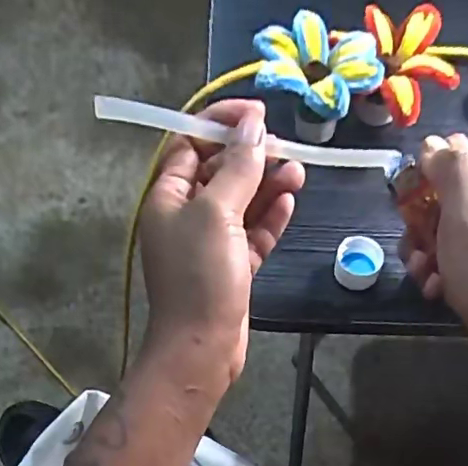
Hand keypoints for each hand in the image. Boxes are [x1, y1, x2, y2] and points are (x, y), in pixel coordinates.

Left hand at [138, 99, 305, 391]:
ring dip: (268, 186)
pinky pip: (252, 234)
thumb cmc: (200, 278)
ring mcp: (211, 245)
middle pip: (220, 171)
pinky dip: (270, 218)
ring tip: (298, 174)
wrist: (201, 348)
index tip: (259, 115)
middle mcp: (186, 216)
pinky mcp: (232, 269)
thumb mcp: (217, 214)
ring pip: (242, 203)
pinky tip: (289, 203)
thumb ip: (237, 168)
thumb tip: (254, 128)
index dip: (222, 124)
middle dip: (252, 156)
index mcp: (168, 197)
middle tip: (286, 149)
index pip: (191, 144)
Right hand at [399, 134, 467, 326]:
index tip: (410, 193)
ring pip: (429, 240)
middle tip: (419, 241)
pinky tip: (436, 290)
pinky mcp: (466, 275)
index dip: (424, 169)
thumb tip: (430, 145)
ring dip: (418, 257)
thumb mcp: (465, 200)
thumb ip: (449, 166)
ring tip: (426, 273)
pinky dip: (430, 279)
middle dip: (414, 224)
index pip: (450, 155)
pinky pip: (437, 269)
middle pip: (431, 203)